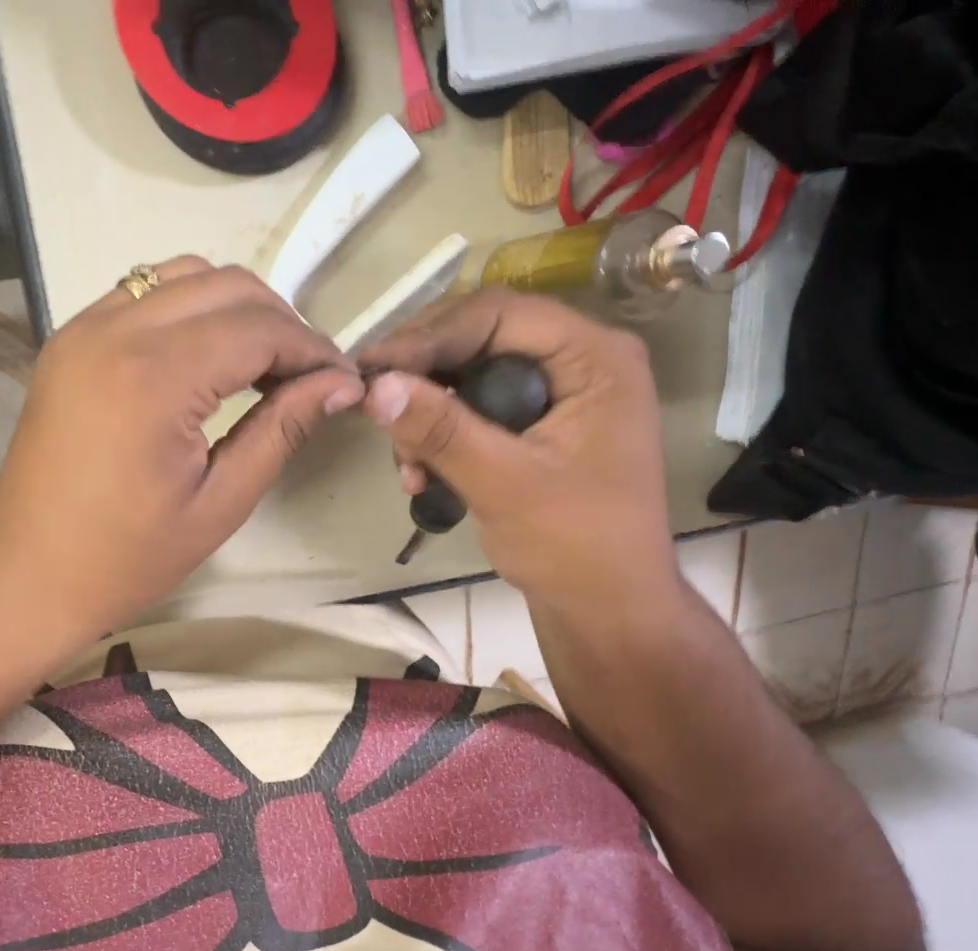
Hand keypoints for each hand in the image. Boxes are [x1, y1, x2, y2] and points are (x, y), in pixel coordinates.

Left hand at [0, 257, 364, 634]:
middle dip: (280, 321)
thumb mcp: (219, 504)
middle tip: (308, 375)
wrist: (27, 575)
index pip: (258, 329)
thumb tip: (340, 384)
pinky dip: (186, 308)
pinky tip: (204, 356)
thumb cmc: (125, 558)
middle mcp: (114, 332)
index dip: (311, 348)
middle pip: (226, 286)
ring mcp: (82, 329)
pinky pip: (141, 293)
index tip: (344, 379)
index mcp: (154, 378)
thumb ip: (281, 430)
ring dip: (234, 306)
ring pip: (182, 276)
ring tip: (261, 363)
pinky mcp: (67, 340)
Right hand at [356, 288, 675, 608]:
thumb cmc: (573, 546)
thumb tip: (375, 384)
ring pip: (469, 373)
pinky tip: (420, 476)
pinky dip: (441, 435)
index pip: (498, 314)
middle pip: (479, 336)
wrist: (607, 609)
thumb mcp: (503, 484)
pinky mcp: (537, 424)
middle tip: (373, 405)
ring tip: (406, 463)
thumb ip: (441, 430)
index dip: (428, 335)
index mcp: (594, 357)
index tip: (370, 369)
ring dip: (426, 413)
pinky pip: (475, 407)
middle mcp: (579, 360)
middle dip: (423, 376)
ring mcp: (558, 392)